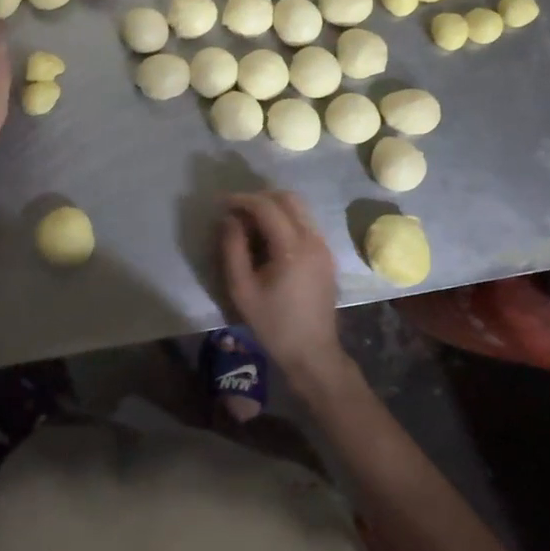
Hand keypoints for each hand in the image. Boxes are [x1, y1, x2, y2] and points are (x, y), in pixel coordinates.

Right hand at [219, 192, 345, 378]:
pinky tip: (268, 239)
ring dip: (273, 208)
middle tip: (237, 211)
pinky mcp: (326, 256)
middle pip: (289, 198)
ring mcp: (324, 247)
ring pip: (300, 209)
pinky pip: (305, 224)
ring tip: (250, 224)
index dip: (242, 199)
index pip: (267, 206)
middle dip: (260, 198)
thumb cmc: (273, 323)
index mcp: (293, 248)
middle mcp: (314, 240)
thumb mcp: (242, 288)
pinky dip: (285, 220)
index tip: (222, 204)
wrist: (312, 352)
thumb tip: (229, 219)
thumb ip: (232, 248)